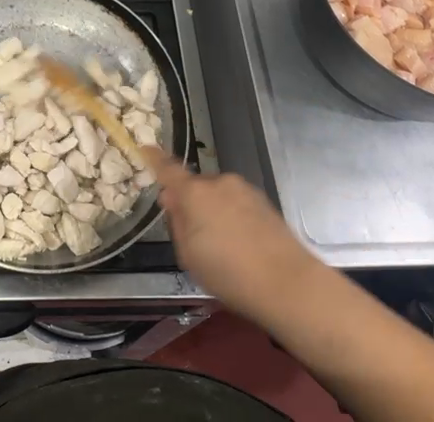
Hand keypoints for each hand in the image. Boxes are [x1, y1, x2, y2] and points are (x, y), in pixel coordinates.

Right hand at [148, 149, 320, 325]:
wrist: (288, 284)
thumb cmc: (229, 273)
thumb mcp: (188, 256)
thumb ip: (176, 222)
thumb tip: (171, 199)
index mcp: (194, 193)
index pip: (168, 169)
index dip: (154, 158)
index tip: (145, 148)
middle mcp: (219, 183)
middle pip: (195, 186)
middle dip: (191, 202)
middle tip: (193, 234)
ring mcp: (245, 190)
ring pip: (218, 195)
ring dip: (213, 210)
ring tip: (222, 246)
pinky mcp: (264, 201)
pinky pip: (237, 203)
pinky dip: (233, 216)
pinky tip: (241, 244)